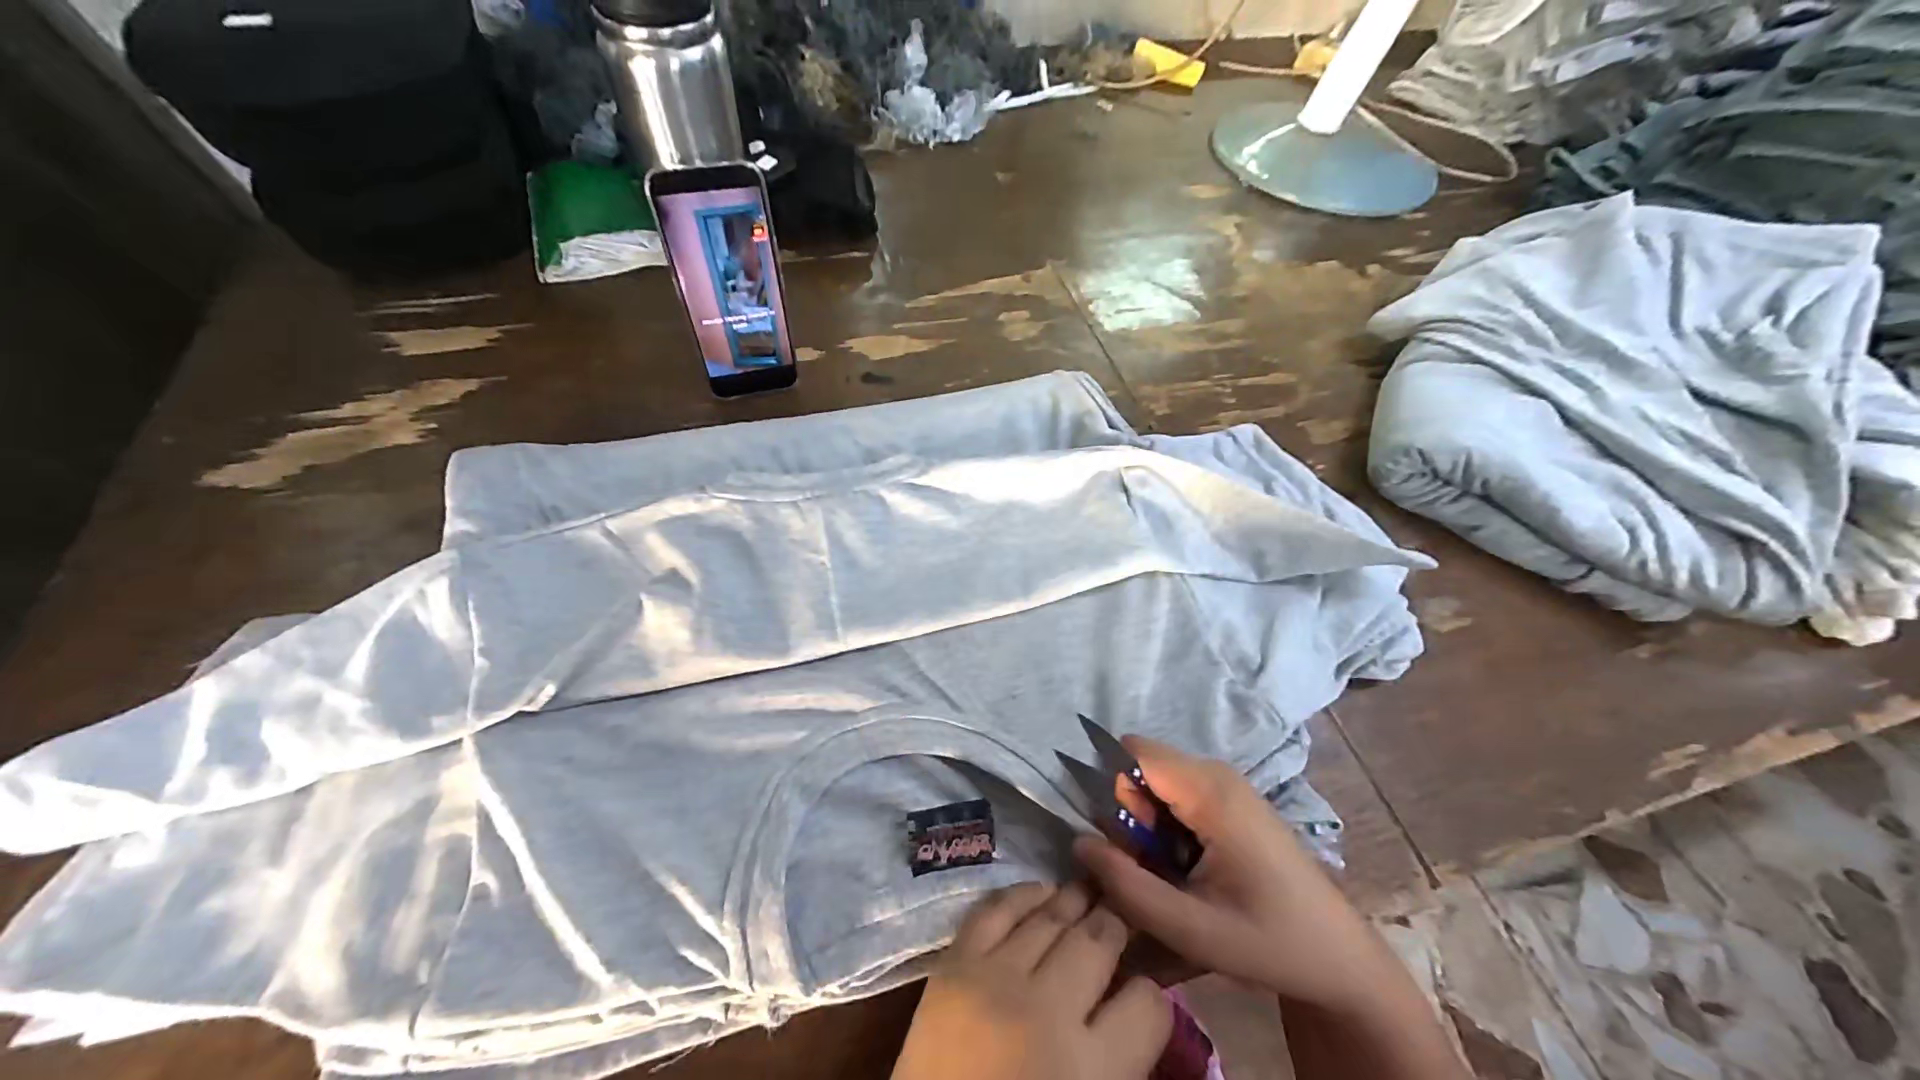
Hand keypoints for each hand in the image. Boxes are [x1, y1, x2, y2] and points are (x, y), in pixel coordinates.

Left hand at [890, 882, 1171, 1079]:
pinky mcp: (956, 964)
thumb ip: (1118, 1056)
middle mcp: (1047, 1011)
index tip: (1145, 988)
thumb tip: (1136, 1001)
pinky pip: (996, 910)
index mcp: (1091, 1069)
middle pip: (1098, 942)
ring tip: (1088, 893)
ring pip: (1051, 918)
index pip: (1148, 1005)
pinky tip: (1041, 892)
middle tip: (1121, 916)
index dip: (1152, 993)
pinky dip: (1023, 895)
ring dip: (1075, 902)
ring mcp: (998, 979)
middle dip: (1116, 924)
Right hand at [1073, 736, 1401, 1012]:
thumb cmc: (1270, 943)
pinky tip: (1186, 872)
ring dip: (1145, 825)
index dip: (1111, 790)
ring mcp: (1226, 786)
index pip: (1131, 752)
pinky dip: (1165, 828)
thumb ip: (1126, 885)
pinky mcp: (1230, 801)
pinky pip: (1176, 795)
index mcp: (1209, 792)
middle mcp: (1216, 774)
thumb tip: (1078, 842)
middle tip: (1148, 870)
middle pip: (1141, 768)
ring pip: (1156, 783)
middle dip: (1128, 813)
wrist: (1340, 960)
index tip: (1122, 842)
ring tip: (1169, 877)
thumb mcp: (1190, 928)